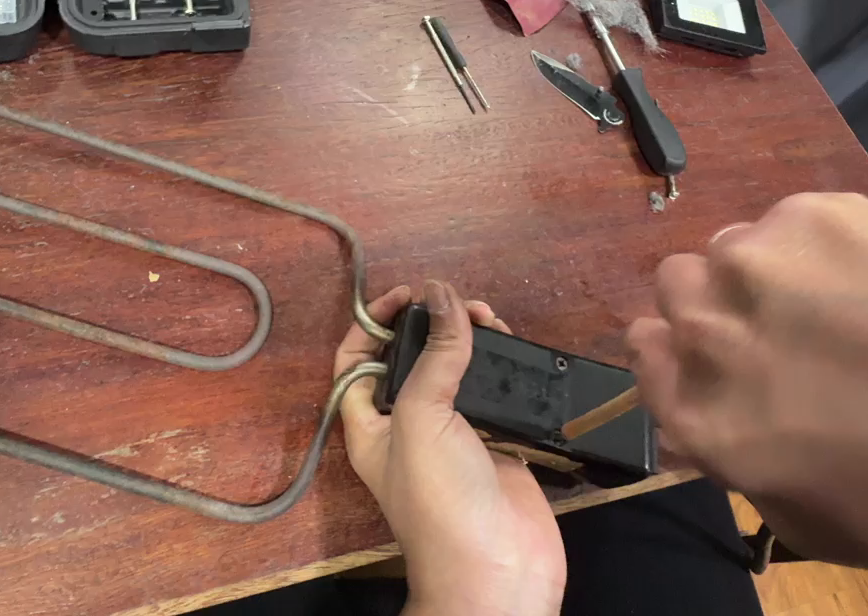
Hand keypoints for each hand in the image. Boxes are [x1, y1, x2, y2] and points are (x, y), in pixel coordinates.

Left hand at [337, 282, 565, 615]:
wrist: (498, 574)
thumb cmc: (439, 496)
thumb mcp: (421, 417)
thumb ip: (435, 353)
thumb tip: (442, 292)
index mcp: (371, 422)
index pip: (357, 359)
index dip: (373, 323)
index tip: (407, 295)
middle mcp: (407, 424)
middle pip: (411, 358)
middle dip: (431, 324)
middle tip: (457, 302)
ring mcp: (453, 433)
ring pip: (455, 369)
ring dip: (468, 338)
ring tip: (489, 317)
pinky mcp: (494, 439)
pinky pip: (492, 389)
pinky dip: (500, 363)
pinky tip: (510, 344)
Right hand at [625, 193, 867, 578]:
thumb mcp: (814, 524)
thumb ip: (733, 463)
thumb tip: (701, 420)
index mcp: (702, 411)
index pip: (644, 349)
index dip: (681, 353)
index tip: (723, 358)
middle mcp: (708, 328)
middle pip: (675, 287)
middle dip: (717, 305)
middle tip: (786, 328)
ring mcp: (756, 261)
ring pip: (732, 248)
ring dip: (767, 272)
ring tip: (846, 302)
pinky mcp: (811, 214)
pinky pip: (790, 221)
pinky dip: (822, 244)